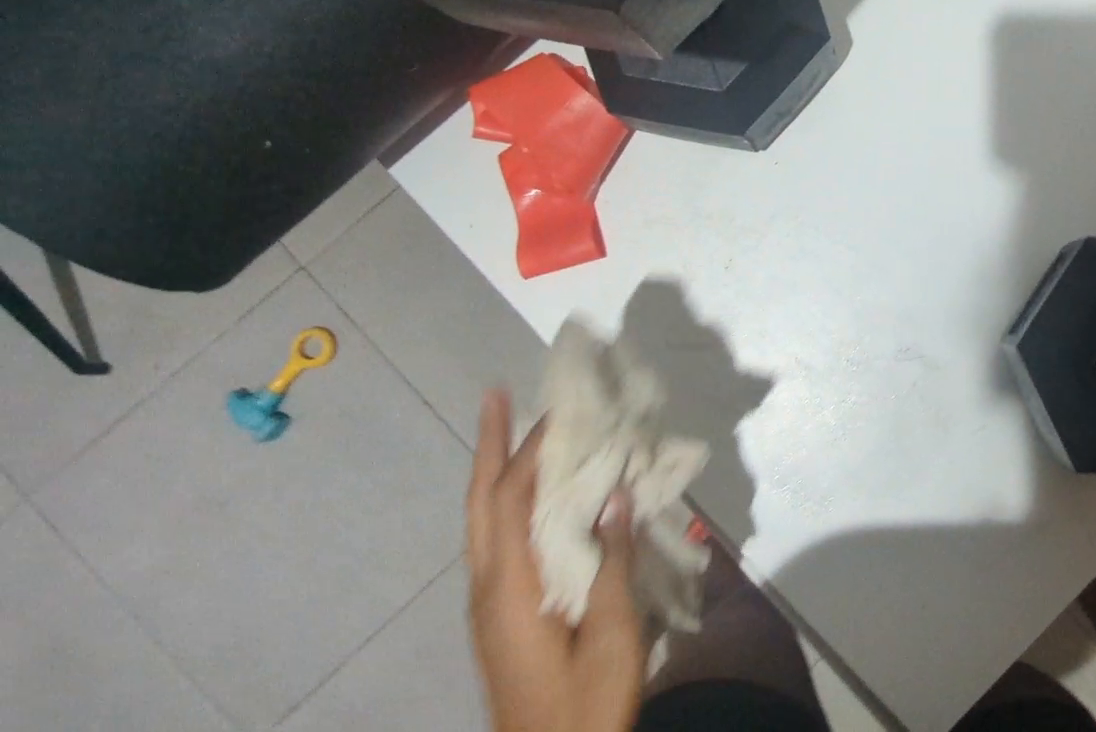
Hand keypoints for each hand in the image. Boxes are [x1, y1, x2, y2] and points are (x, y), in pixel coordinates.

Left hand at [468, 390, 651, 731]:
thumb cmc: (586, 705)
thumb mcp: (613, 634)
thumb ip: (612, 562)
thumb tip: (615, 495)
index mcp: (510, 589)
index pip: (511, 499)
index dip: (532, 448)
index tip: (560, 408)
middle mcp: (488, 589)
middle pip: (480, 503)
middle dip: (489, 446)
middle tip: (497, 395)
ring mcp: (490, 606)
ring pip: (483, 523)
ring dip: (496, 472)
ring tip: (515, 433)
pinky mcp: (502, 618)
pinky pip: (498, 543)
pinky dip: (510, 504)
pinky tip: (535, 499)